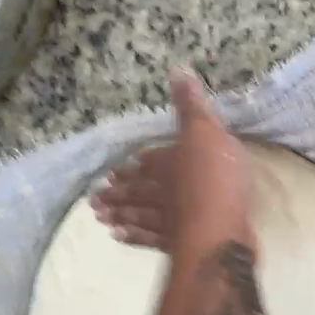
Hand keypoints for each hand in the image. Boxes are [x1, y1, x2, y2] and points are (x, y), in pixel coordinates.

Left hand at [92, 68, 253, 254]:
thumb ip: (192, 106)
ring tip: (101, 218)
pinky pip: (149, 240)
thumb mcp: (207, 132)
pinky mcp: (176, 245)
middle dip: (118, 193)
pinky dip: (134, 238)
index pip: (145, 163)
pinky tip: (121, 238)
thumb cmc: (214, 178)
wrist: (219, 230)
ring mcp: (166, 222)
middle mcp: (160, 192)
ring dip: (120, 215)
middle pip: (135, 191)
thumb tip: (177, 69)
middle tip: (95, 198)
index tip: (111, 173)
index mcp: (166, 163)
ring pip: (137, 216)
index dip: (130, 167)